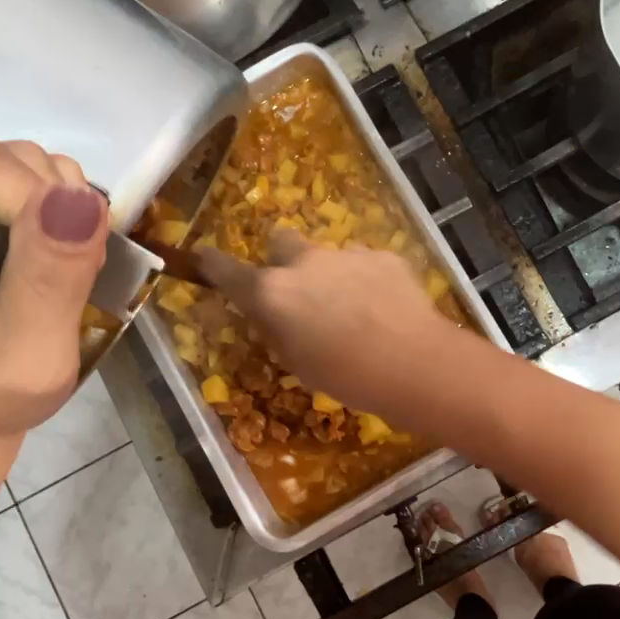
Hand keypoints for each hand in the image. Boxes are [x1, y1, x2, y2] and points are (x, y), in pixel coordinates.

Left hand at [0, 118, 108, 452]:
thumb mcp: (29, 358)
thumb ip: (49, 278)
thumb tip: (77, 199)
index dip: (33, 196)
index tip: (71, 258)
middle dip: (35, 195)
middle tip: (66, 264)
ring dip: (32, 196)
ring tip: (47, 262)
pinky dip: (13, 196)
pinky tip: (23, 245)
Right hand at [198, 232, 456, 414]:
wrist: (413, 363)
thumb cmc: (347, 376)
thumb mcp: (297, 363)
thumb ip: (278, 330)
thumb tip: (274, 314)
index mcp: (272, 292)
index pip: (228, 271)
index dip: (213, 264)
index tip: (205, 258)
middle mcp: (304, 263)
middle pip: (282, 242)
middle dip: (284, 260)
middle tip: (300, 291)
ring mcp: (346, 255)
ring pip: (328, 256)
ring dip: (331, 275)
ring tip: (355, 311)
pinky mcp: (383, 257)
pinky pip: (364, 264)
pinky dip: (367, 280)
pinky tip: (385, 309)